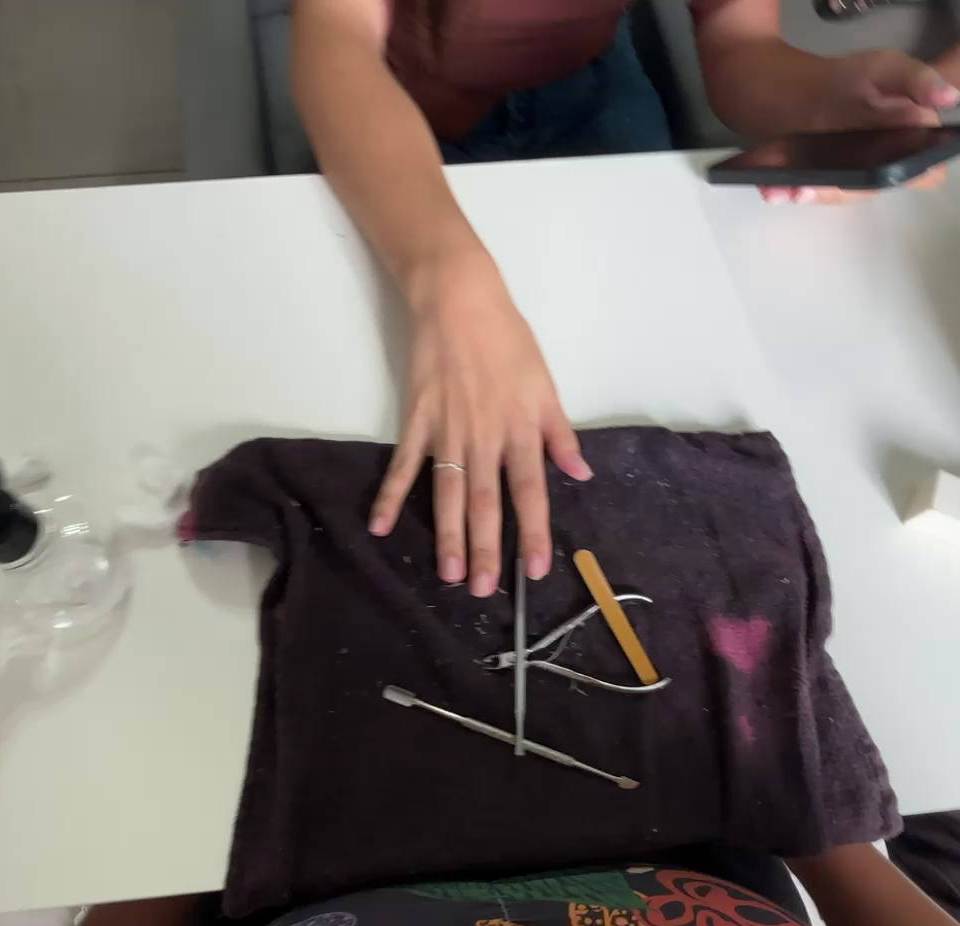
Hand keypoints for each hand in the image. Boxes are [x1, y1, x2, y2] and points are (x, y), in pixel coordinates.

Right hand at [368, 253, 591, 596]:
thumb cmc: (508, 342)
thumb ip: (560, 435)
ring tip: (450, 573)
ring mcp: (447, 431)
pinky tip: (379, 525)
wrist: (460, 301)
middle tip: (483, 590)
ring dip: (447, 534)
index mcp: (521, 429)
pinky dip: (390, 494)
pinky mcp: (416, 420)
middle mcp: (485, 437)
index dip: (533, 532)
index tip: (534, 569)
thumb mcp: (546, 385)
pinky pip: (403, 464)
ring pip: (448, 492)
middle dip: (487, 548)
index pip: (530, 491)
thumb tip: (580, 474)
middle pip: (486, 502)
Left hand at [760, 49, 959, 205]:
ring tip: (783, 190)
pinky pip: (809, 194)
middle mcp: (882, 163)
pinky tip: (771, 188)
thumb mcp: (884, 69)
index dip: (917, 176)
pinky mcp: (820, 183)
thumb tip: (950, 97)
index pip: (927, 170)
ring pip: (834, 196)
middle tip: (808, 187)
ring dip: (807, 195)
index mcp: (908, 137)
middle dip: (837, 190)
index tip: (887, 175)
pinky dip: (789, 193)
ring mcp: (849, 176)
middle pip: (868, 189)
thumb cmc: (845, 77)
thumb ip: (916, 80)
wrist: (791, 89)